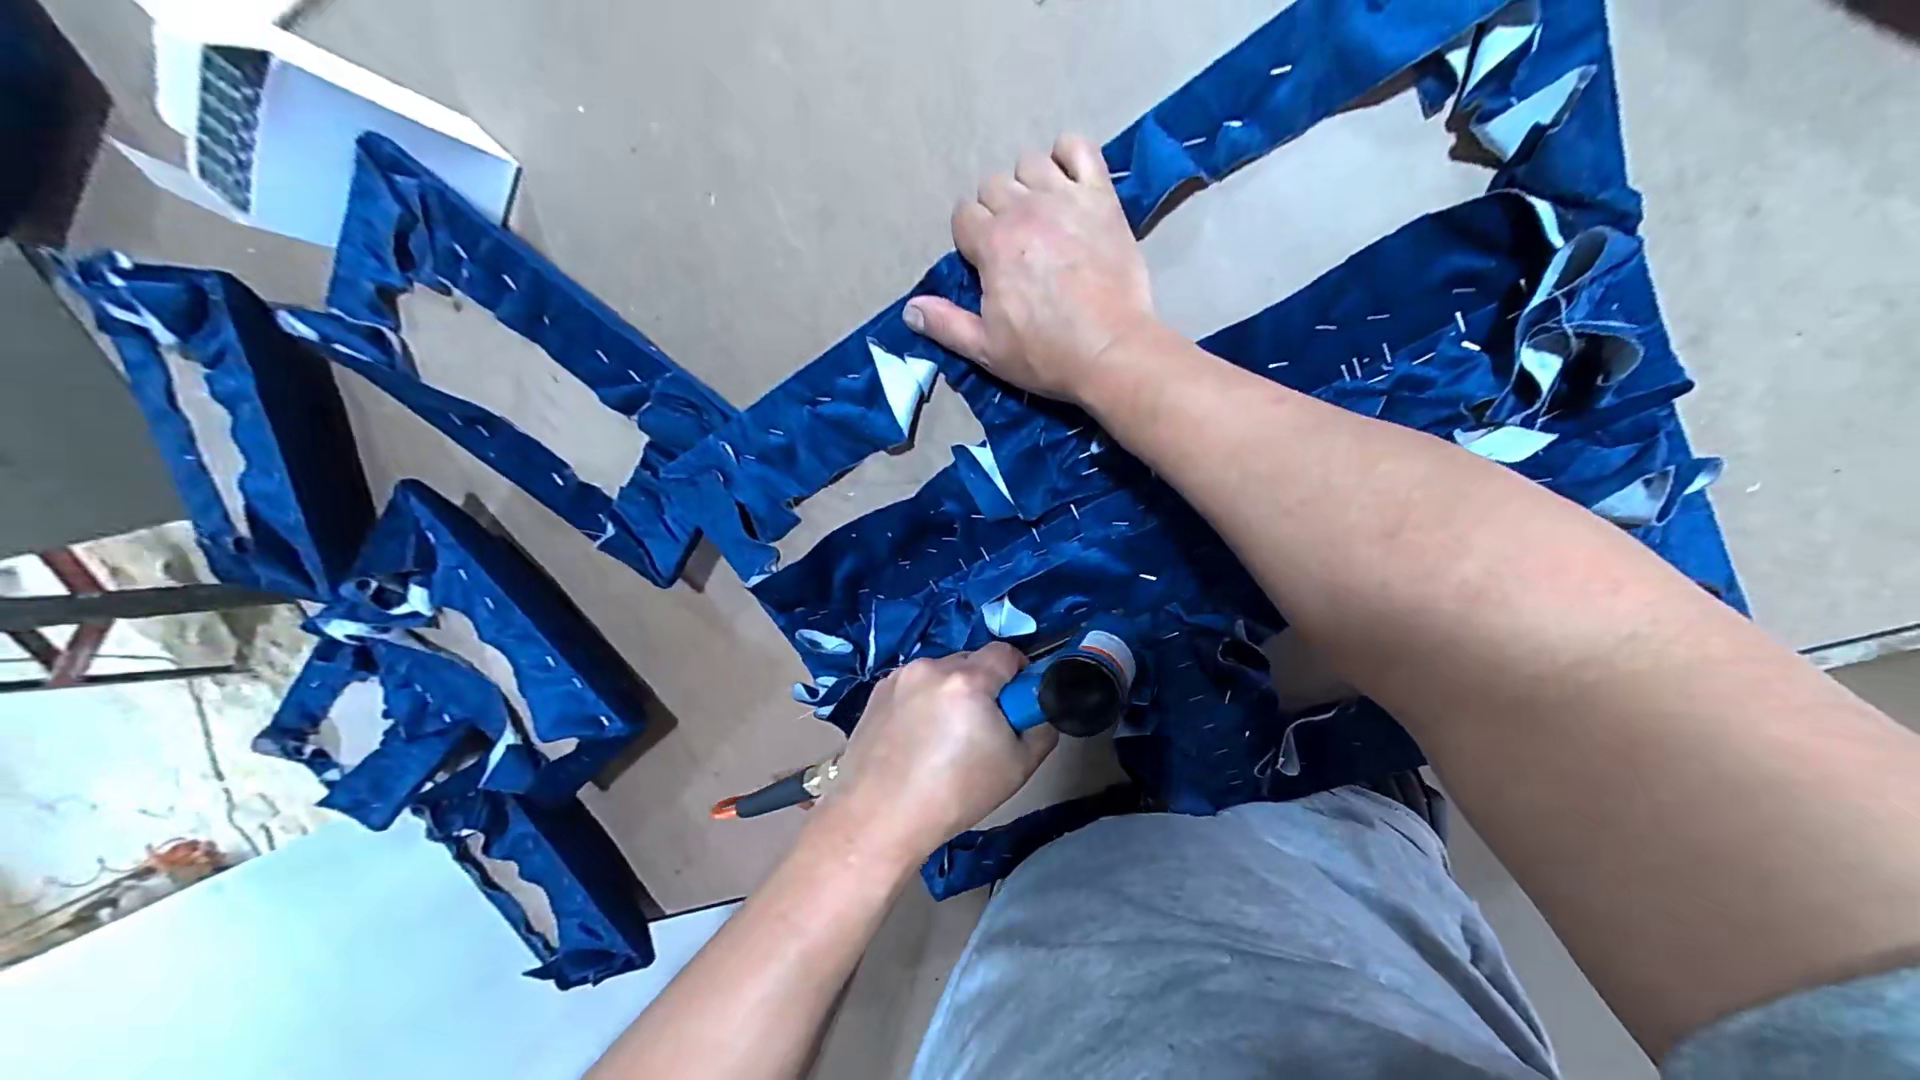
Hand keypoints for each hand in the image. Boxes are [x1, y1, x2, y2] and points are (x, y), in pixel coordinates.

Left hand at [813, 643, 1057, 867]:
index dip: (1019, 673)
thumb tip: (1038, 710)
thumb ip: (1040, 727)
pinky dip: (923, 701)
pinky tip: (916, 739)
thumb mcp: (1018, 767)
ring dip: (951, 692)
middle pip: (971, 662)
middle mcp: (931, 667)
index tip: (1017, 702)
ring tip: (944, 738)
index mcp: (967, 680)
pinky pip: (914, 686)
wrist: (878, 819)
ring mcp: (899, 678)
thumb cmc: (953, 795)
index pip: (1006, 652)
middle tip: (981, 727)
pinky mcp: (876, 692)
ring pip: (941, 674)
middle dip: (984, 686)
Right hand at [903, 133, 1162, 406]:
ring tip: (1041, 218)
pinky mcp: (1101, 198)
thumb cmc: (1047, 355)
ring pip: (1030, 162)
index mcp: (992, 244)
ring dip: (1028, 185)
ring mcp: (1065, 198)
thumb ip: (946, 324)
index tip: (986, 266)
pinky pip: (1079, 148)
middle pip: (993, 185)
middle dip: (996, 212)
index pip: (963, 215)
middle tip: (1015, 248)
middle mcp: (1024, 210)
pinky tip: (1068, 182)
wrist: (1111, 351)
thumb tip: (910, 308)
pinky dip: (1069, 156)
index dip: (970, 240)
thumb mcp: (986, 349)